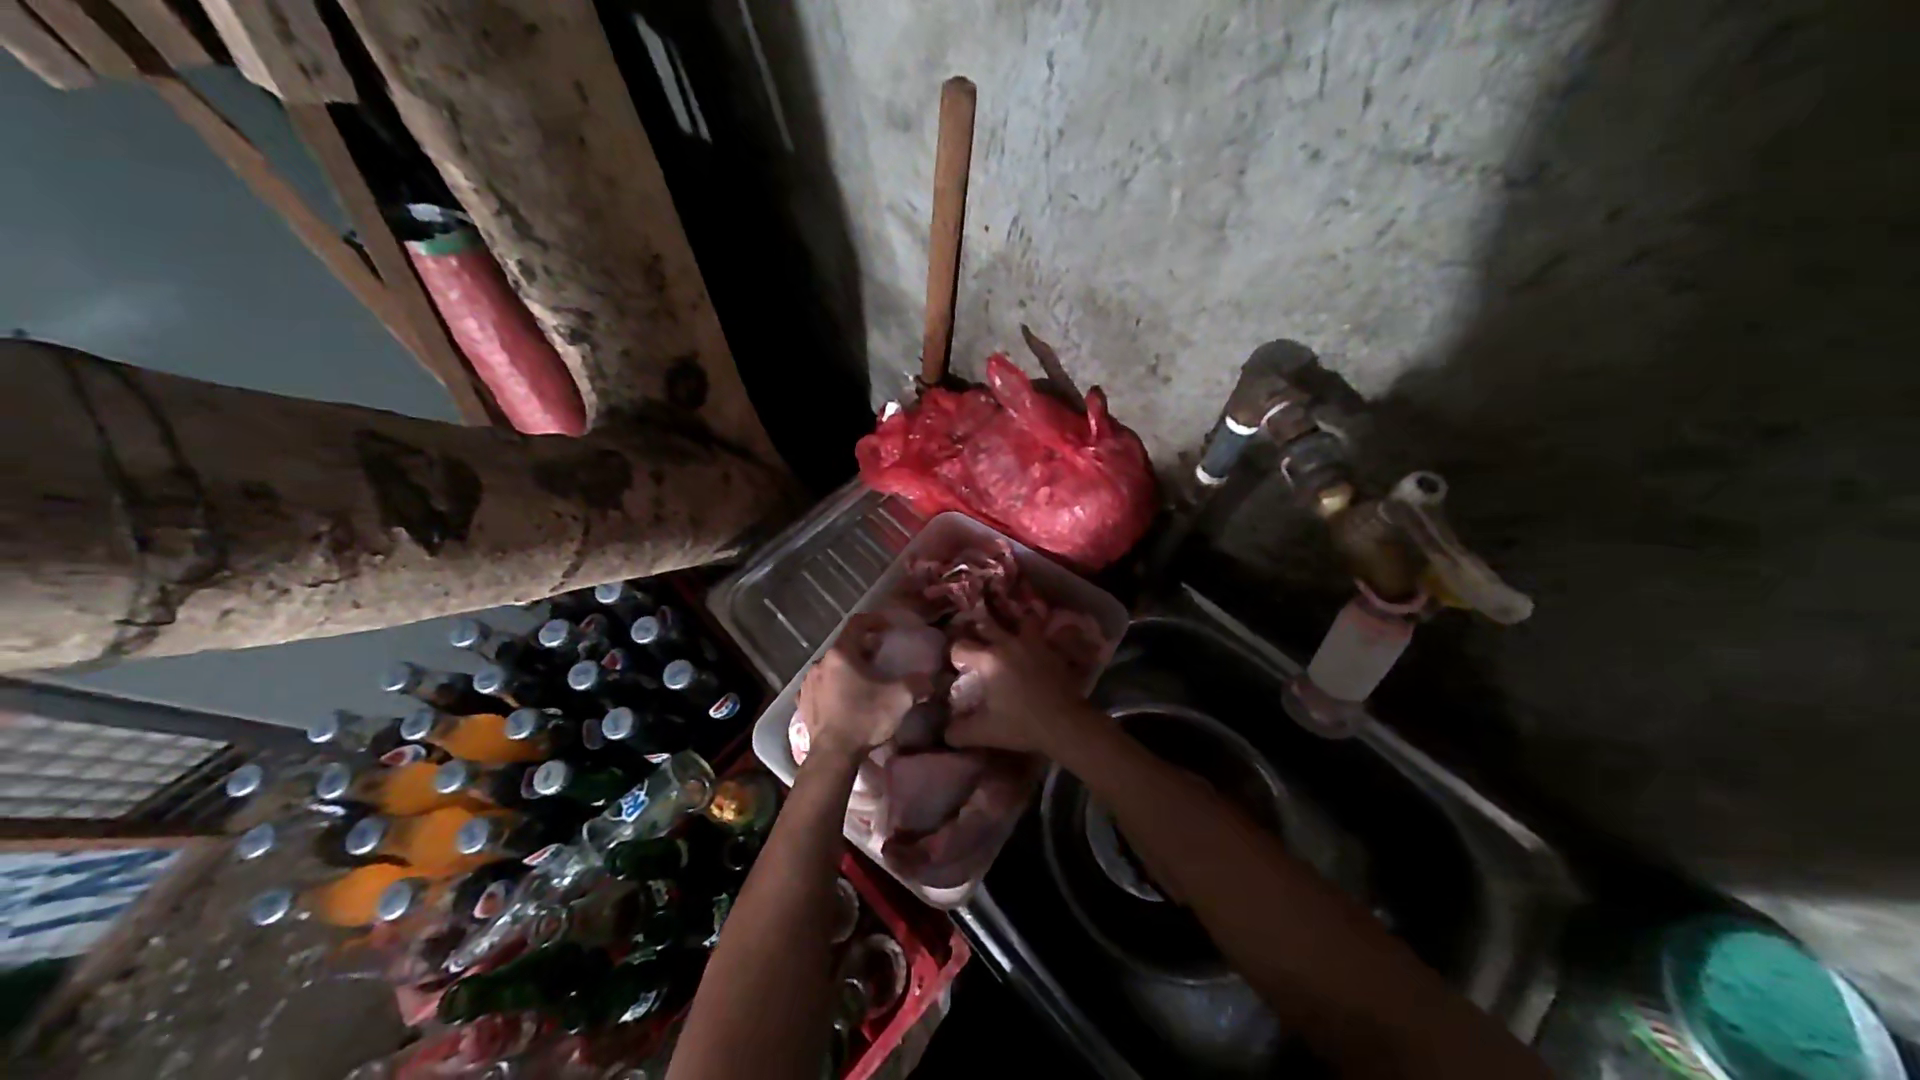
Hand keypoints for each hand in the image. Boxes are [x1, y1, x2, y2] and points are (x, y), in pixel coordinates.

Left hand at [797, 613, 916, 762]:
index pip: (857, 623)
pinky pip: (822, 687)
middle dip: (863, 649)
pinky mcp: (803, 703)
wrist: (833, 755)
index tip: (888, 627)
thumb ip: (918, 684)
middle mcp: (820, 663)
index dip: (874, 620)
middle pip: (844, 646)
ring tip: (864, 682)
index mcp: (841, 654)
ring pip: (832, 667)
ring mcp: (808, 684)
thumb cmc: (865, 718)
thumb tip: (929, 683)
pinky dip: (834, 687)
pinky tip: (846, 700)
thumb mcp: (900, 698)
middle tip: (881, 658)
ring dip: (848, 669)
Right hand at [946, 619, 1095, 755]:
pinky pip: (1045, 636)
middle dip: (979, 632)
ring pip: (1022, 621)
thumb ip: (959, 732)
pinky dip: (1040, 637)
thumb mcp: (984, 733)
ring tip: (1012, 635)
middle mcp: (1009, 644)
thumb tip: (946, 732)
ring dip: (1014, 625)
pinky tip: (1039, 648)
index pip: (961, 647)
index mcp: (988, 660)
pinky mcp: (1053, 651)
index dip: (955, 655)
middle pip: (987, 625)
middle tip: (979, 644)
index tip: (958, 666)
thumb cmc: (1021, 725)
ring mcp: (1034, 644)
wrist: (1065, 723)